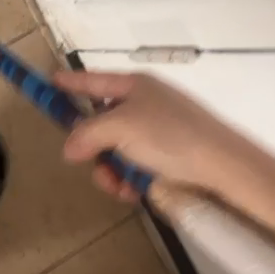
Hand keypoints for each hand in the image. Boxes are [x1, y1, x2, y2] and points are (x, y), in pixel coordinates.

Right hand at [54, 70, 258, 205]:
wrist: (226, 170)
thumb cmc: (170, 136)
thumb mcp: (120, 127)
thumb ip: (87, 133)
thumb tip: (69, 148)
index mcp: (134, 86)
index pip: (92, 80)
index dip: (69, 82)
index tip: (48, 82)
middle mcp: (145, 105)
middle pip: (101, 121)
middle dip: (91, 145)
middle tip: (85, 161)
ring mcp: (157, 134)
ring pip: (115, 149)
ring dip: (109, 169)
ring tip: (117, 186)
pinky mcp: (168, 160)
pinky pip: (133, 167)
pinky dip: (127, 180)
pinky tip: (131, 193)